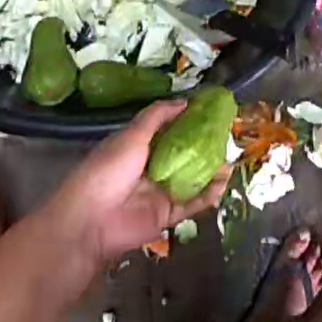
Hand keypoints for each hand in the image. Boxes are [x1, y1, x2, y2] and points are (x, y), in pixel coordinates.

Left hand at [42, 99, 230, 276]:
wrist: (90, 220)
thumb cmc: (108, 170)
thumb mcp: (131, 135)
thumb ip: (157, 116)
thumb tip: (185, 101)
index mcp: (141, 147)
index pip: (170, 131)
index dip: (190, 122)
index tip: (213, 113)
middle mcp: (153, 167)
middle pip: (185, 155)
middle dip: (206, 147)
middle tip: (228, 137)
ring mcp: (161, 192)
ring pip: (193, 179)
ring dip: (211, 171)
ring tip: (230, 160)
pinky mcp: (167, 214)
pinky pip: (193, 203)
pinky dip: (209, 195)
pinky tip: (223, 183)